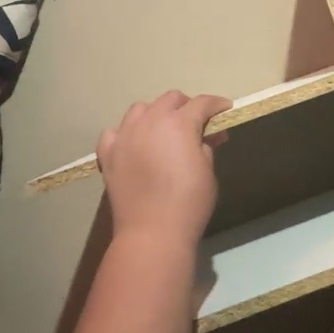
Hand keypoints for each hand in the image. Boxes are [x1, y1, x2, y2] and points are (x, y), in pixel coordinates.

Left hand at [97, 91, 230, 247]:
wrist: (152, 233)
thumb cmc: (189, 202)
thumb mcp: (207, 170)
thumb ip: (205, 145)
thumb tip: (206, 135)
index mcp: (179, 123)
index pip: (202, 103)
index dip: (216, 104)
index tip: (226, 109)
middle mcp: (150, 121)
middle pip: (170, 99)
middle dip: (187, 105)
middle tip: (197, 122)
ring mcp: (125, 136)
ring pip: (140, 109)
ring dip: (155, 114)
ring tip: (163, 130)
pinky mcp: (108, 154)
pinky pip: (114, 132)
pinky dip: (125, 134)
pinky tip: (133, 144)